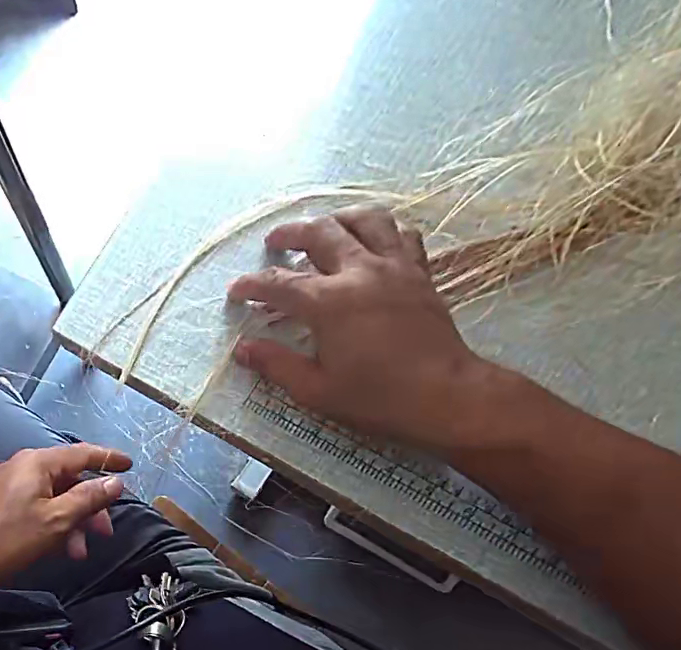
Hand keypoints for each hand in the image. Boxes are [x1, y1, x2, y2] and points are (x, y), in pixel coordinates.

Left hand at [0, 444, 132, 608]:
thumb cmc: (8, 539)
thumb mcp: (57, 520)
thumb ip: (89, 498)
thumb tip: (115, 482)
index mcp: (37, 463)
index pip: (82, 453)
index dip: (109, 458)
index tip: (130, 465)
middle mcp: (23, 467)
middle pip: (70, 479)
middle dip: (92, 506)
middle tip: (105, 532)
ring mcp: (10, 485)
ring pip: (56, 497)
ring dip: (74, 521)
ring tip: (80, 551)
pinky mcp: (1, 504)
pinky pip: (39, 506)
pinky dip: (56, 524)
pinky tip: (60, 548)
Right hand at [227, 206, 527, 450]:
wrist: (443, 396)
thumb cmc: (376, 399)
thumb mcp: (317, 390)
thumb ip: (277, 365)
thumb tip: (243, 349)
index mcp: (329, 302)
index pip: (279, 284)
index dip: (252, 285)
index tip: (236, 292)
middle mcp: (360, 271)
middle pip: (319, 233)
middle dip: (290, 233)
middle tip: (274, 243)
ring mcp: (394, 267)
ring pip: (363, 220)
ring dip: (337, 219)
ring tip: (324, 229)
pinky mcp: (419, 273)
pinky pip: (401, 234)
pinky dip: (382, 231)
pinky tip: (373, 242)